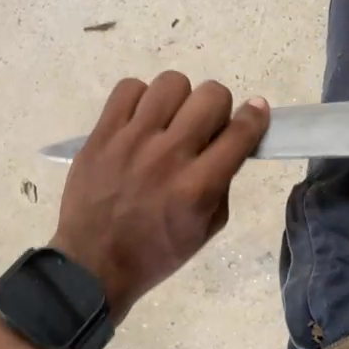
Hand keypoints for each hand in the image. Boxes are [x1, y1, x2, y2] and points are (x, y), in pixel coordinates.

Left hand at [51, 73, 269, 319]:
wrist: (91, 266)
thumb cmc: (157, 251)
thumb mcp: (208, 226)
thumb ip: (224, 179)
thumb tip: (229, 139)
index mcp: (198, 186)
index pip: (241, 131)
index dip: (256, 114)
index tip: (256, 109)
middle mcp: (168, 156)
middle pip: (211, 95)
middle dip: (218, 107)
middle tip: (205, 126)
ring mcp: (131, 141)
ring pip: (171, 83)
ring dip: (180, 100)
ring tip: (169, 121)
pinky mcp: (101, 134)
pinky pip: (129, 88)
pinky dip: (141, 99)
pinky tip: (141, 121)